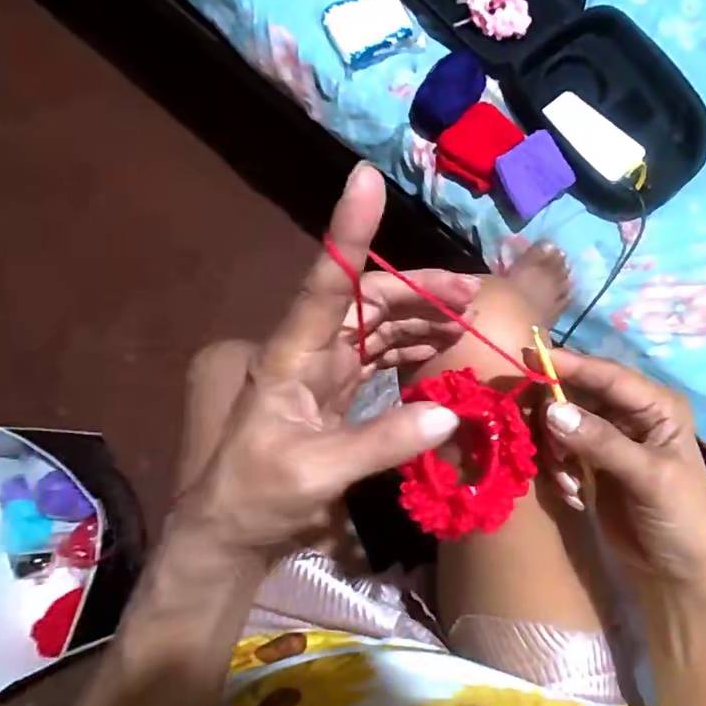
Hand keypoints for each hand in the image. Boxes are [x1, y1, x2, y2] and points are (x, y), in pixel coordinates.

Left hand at [171, 163, 463, 564]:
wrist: (232, 526)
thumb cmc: (256, 495)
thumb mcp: (316, 474)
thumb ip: (381, 444)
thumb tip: (452, 413)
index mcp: (291, 355)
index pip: (323, 284)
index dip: (346, 233)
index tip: (365, 179)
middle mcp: (310, 349)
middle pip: (367, 299)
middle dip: (419, 289)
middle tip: (473, 293)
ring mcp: (325, 368)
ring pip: (379, 324)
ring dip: (422, 316)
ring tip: (470, 316)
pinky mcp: (338, 389)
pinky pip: (382, 355)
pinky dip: (414, 348)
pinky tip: (444, 348)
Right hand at [541, 349, 705, 586]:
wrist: (674, 574)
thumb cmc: (679, 519)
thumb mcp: (649, 478)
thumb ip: (601, 442)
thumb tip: (552, 410)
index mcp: (656, 406)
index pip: (607, 375)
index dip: (569, 365)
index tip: (529, 358)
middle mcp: (629, 413)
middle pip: (576, 394)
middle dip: (557, 418)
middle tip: (552, 450)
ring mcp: (607, 437)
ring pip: (561, 422)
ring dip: (556, 452)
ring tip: (569, 482)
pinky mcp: (589, 462)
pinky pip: (557, 450)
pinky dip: (557, 470)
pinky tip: (574, 495)